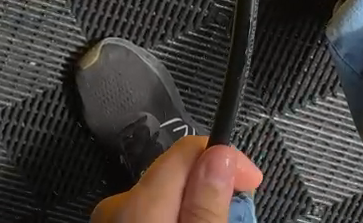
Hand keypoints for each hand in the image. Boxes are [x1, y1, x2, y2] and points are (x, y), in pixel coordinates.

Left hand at [91, 137, 262, 222]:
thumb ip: (207, 206)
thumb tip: (221, 155)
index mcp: (136, 202)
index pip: (189, 147)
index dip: (227, 156)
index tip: (252, 179)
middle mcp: (116, 206)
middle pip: (179, 172)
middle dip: (213, 185)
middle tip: (239, 215)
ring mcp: (111, 221)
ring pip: (167, 196)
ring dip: (196, 204)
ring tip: (220, 222)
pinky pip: (153, 212)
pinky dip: (177, 216)